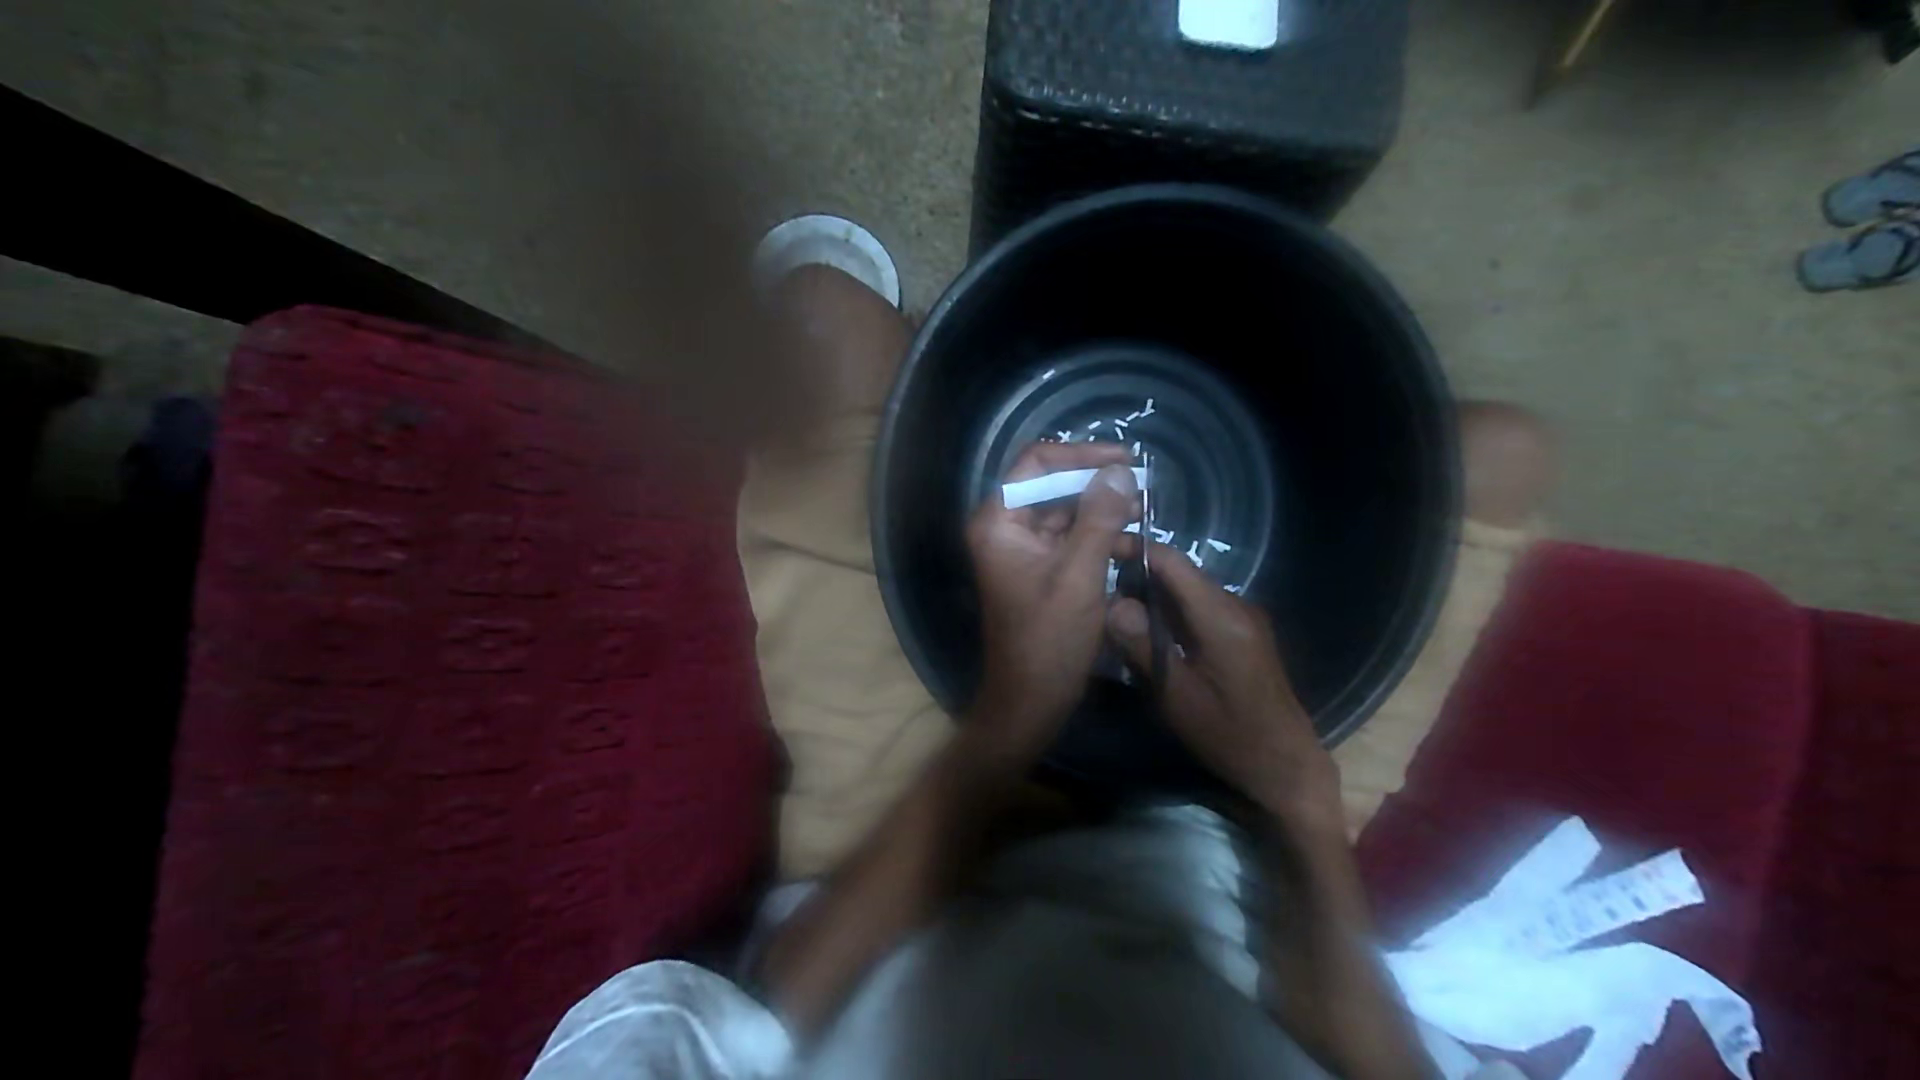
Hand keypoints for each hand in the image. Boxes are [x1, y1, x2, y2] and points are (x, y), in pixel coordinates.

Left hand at [967, 441, 1139, 751]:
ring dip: (1104, 511)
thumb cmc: (1049, 640)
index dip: (1081, 454)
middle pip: (1052, 485)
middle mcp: (1006, 528)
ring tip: (1146, 514)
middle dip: (1098, 484)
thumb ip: (1099, 518)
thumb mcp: (1079, 575)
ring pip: (1066, 512)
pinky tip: (1134, 545)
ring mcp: (1023, 549)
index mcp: (1000, 521)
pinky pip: (1071, 540)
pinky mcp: (1040, 569)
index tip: (1125, 461)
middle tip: (1143, 488)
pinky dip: (1100, 538)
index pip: (1036, 463)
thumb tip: (1120, 470)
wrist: (1030, 701)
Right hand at [1105, 546, 1340, 834]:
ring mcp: (1243, 621)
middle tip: (1099, 594)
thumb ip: (1142, 645)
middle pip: (1180, 575)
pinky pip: (1200, 611)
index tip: (1100, 550)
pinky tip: (1150, 636)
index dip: (1136, 549)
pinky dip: (1171, 615)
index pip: (1173, 562)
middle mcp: (1235, 607)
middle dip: (1139, 577)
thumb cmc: (1229, 734)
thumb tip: (1112, 601)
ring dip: (1154, 598)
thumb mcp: (1175, 695)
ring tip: (1117, 616)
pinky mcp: (1243, 637)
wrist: (1286, 767)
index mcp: (1220, 616)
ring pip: (1188, 593)